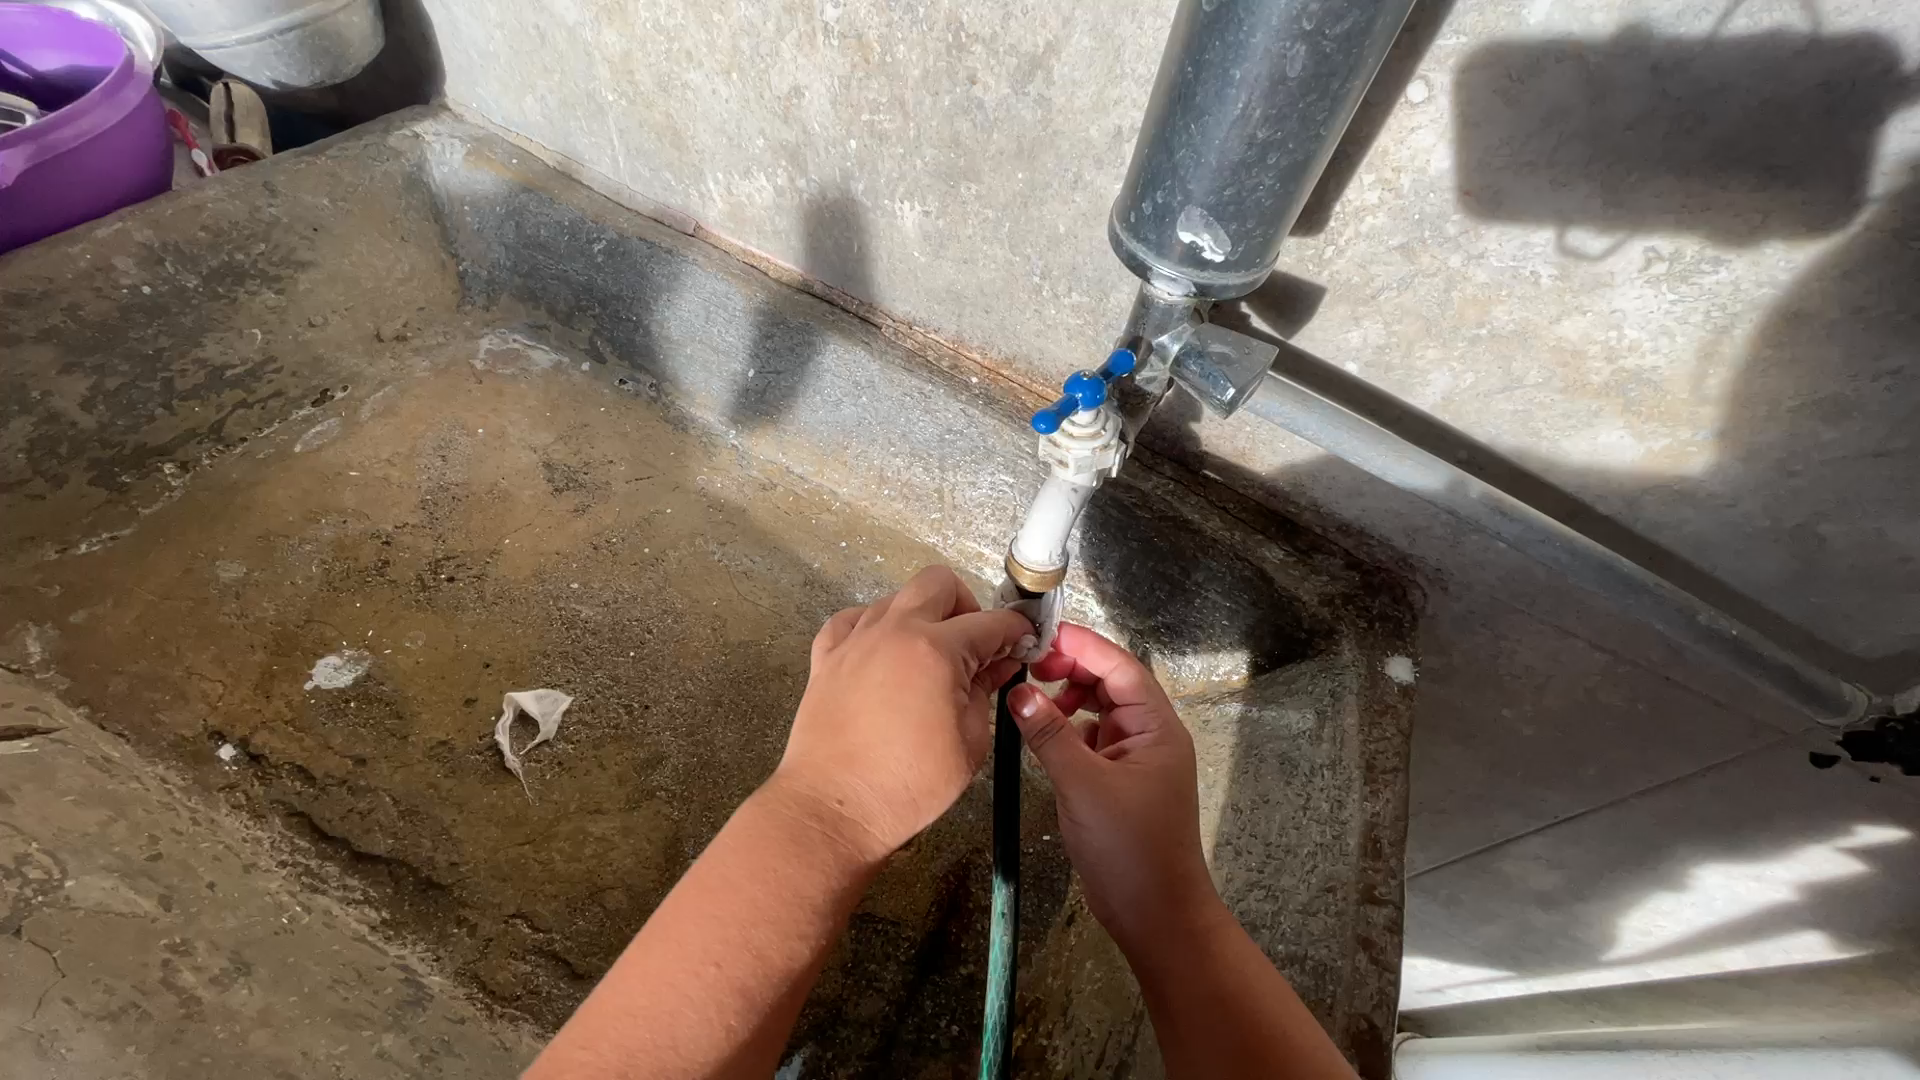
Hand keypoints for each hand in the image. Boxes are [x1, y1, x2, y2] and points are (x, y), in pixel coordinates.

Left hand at [770, 566, 1033, 864]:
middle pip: (940, 582)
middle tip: (974, 644)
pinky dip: (874, 627)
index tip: (1024, 641)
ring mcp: (855, 639)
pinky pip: (853, 620)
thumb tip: (998, 663)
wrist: (833, 807)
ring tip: (929, 656)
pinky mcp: (826, 656)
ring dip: (922, 617)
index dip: (1016, 630)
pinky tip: (883, 655)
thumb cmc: (907, 785)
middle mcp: (894, 630)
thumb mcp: (969, 743)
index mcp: (936, 649)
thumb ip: (985, 692)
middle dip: (967, 605)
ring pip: (897, 597)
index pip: (990, 623)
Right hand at [1008, 623, 1219, 949]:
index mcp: (1155, 726)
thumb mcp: (1083, 784)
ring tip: (1033, 702)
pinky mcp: (1117, 779)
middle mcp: (1148, 734)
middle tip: (1031, 669)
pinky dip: (1067, 728)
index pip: (1121, 667)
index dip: (1084, 645)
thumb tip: (1017, 689)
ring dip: (1068, 699)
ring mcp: (1134, 757)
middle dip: (1072, 669)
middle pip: (1111, 683)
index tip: (1043, 634)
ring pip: (1099, 709)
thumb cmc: (1128, 846)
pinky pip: (1090, 738)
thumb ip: (1049, 733)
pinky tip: (1043, 734)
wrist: (1154, 915)